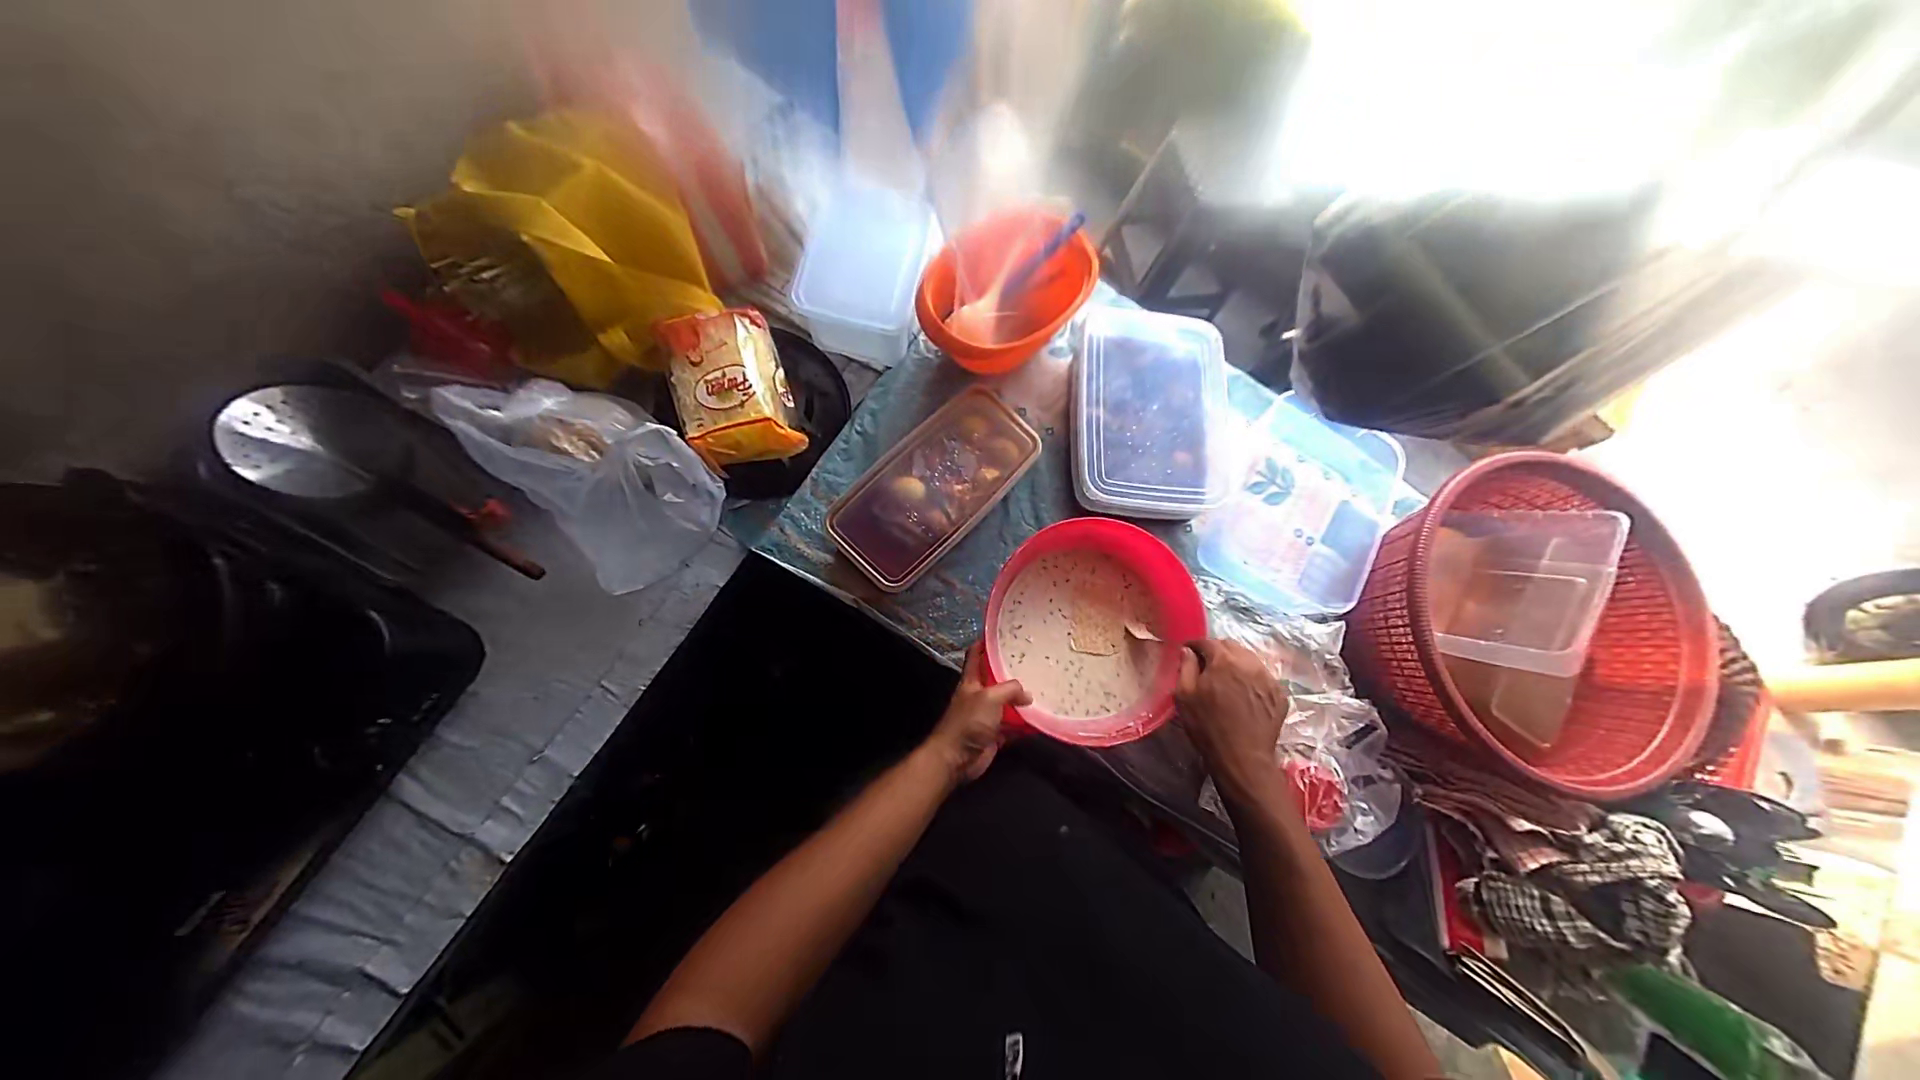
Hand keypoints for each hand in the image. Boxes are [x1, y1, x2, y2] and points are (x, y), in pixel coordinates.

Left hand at [924, 644, 1030, 784]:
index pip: (976, 655)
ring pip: (1008, 704)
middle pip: (996, 679)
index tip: (1002, 634)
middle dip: (1012, 672)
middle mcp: (979, 695)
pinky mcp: (995, 734)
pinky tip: (1043, 720)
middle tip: (1035, 662)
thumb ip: (1010, 690)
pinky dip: (1026, 724)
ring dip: (1023, 700)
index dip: (985, 643)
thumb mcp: (989, 698)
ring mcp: (987, 716)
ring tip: (1045, 689)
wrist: (956, 758)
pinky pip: (1014, 726)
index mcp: (971, 681)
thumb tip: (1028, 695)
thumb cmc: (968, 722)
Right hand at [1175, 640, 1290, 808]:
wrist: (1243, 757)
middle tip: (1206, 664)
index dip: (1195, 645)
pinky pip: (1263, 676)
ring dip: (1235, 662)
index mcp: (1224, 660)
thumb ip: (1185, 667)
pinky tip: (1244, 693)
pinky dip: (1251, 678)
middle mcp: (1250, 663)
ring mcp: (1268, 678)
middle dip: (1216, 650)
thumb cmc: (1207, 726)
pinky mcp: (1280, 694)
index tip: (1187, 652)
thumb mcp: (1184, 696)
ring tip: (1226, 678)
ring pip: (1250, 659)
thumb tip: (1187, 650)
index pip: (1207, 641)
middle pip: (1231, 646)